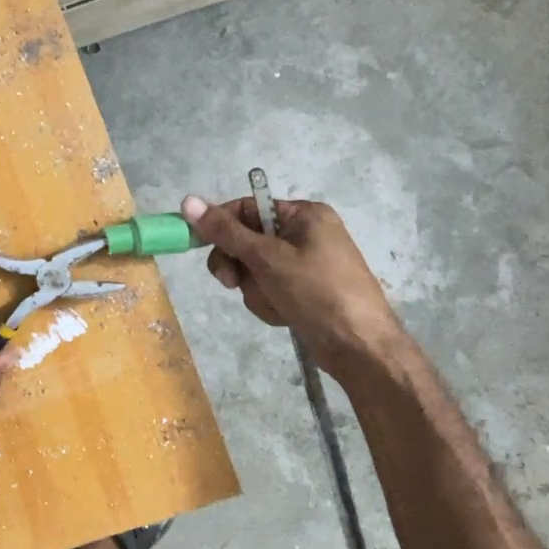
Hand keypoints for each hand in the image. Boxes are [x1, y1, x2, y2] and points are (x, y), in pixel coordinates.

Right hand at [182, 194, 405, 375]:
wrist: (361, 348)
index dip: (220, 227)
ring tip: (275, 303)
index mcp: (304, 215)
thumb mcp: (266, 258)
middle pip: (246, 240)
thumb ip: (225, 231)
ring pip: (253, 269)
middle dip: (239, 266)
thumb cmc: (317, 291)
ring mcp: (305, 264)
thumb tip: (187, 200)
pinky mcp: (304, 290)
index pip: (246, 209)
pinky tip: (284, 315)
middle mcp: (305, 234)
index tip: (199, 245)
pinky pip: (268, 288)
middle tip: (231, 282)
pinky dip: (269, 302)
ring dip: (255, 289)